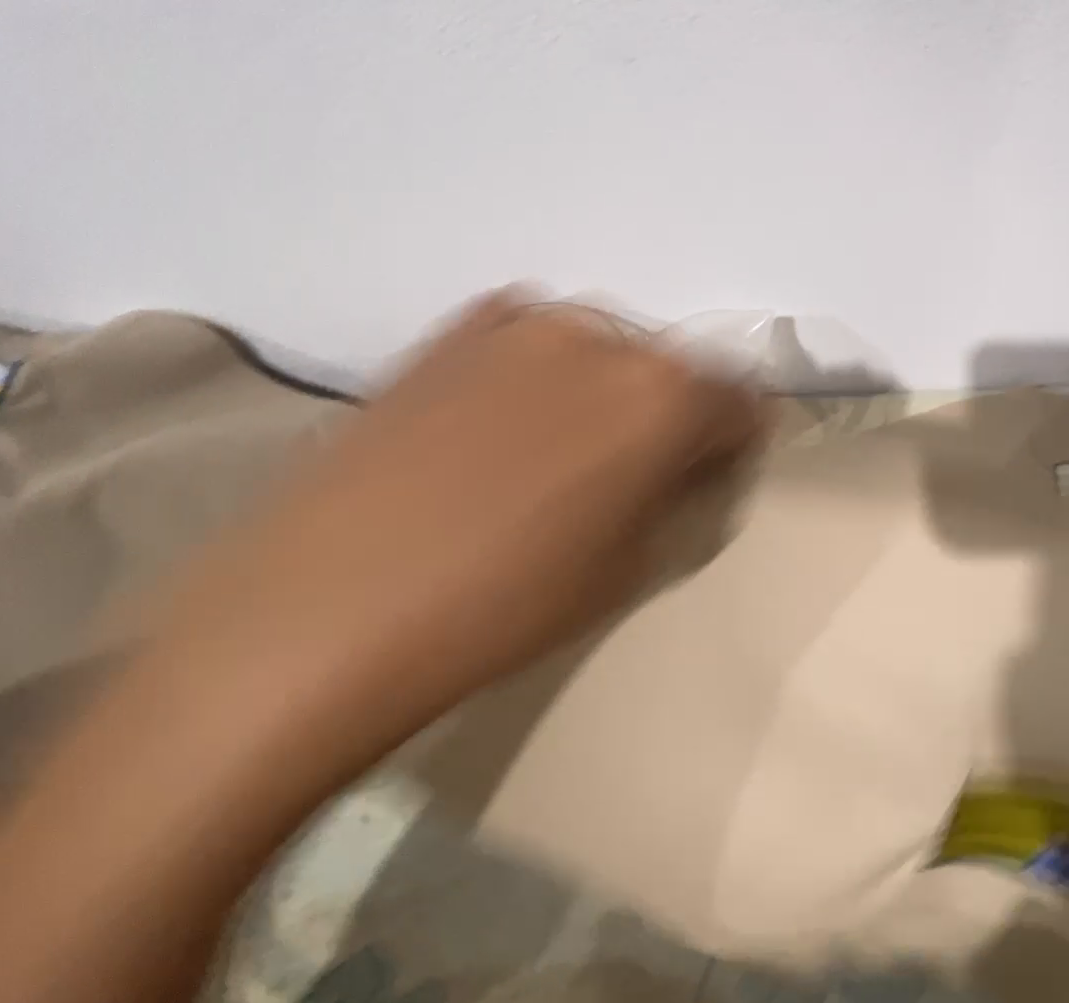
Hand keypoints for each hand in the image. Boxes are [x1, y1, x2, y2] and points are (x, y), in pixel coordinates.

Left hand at [140, 288, 761, 777]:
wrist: (328, 608)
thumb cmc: (508, 606)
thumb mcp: (632, 568)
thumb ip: (678, 495)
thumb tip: (688, 462)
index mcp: (660, 397)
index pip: (739, 397)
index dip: (737, 439)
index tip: (717, 474)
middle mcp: (597, 338)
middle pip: (670, 367)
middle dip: (672, 415)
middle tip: (641, 475)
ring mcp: (513, 327)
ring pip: (599, 350)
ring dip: (606, 395)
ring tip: (565, 459)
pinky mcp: (444, 337)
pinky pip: (527, 346)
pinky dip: (540, 379)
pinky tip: (507, 434)